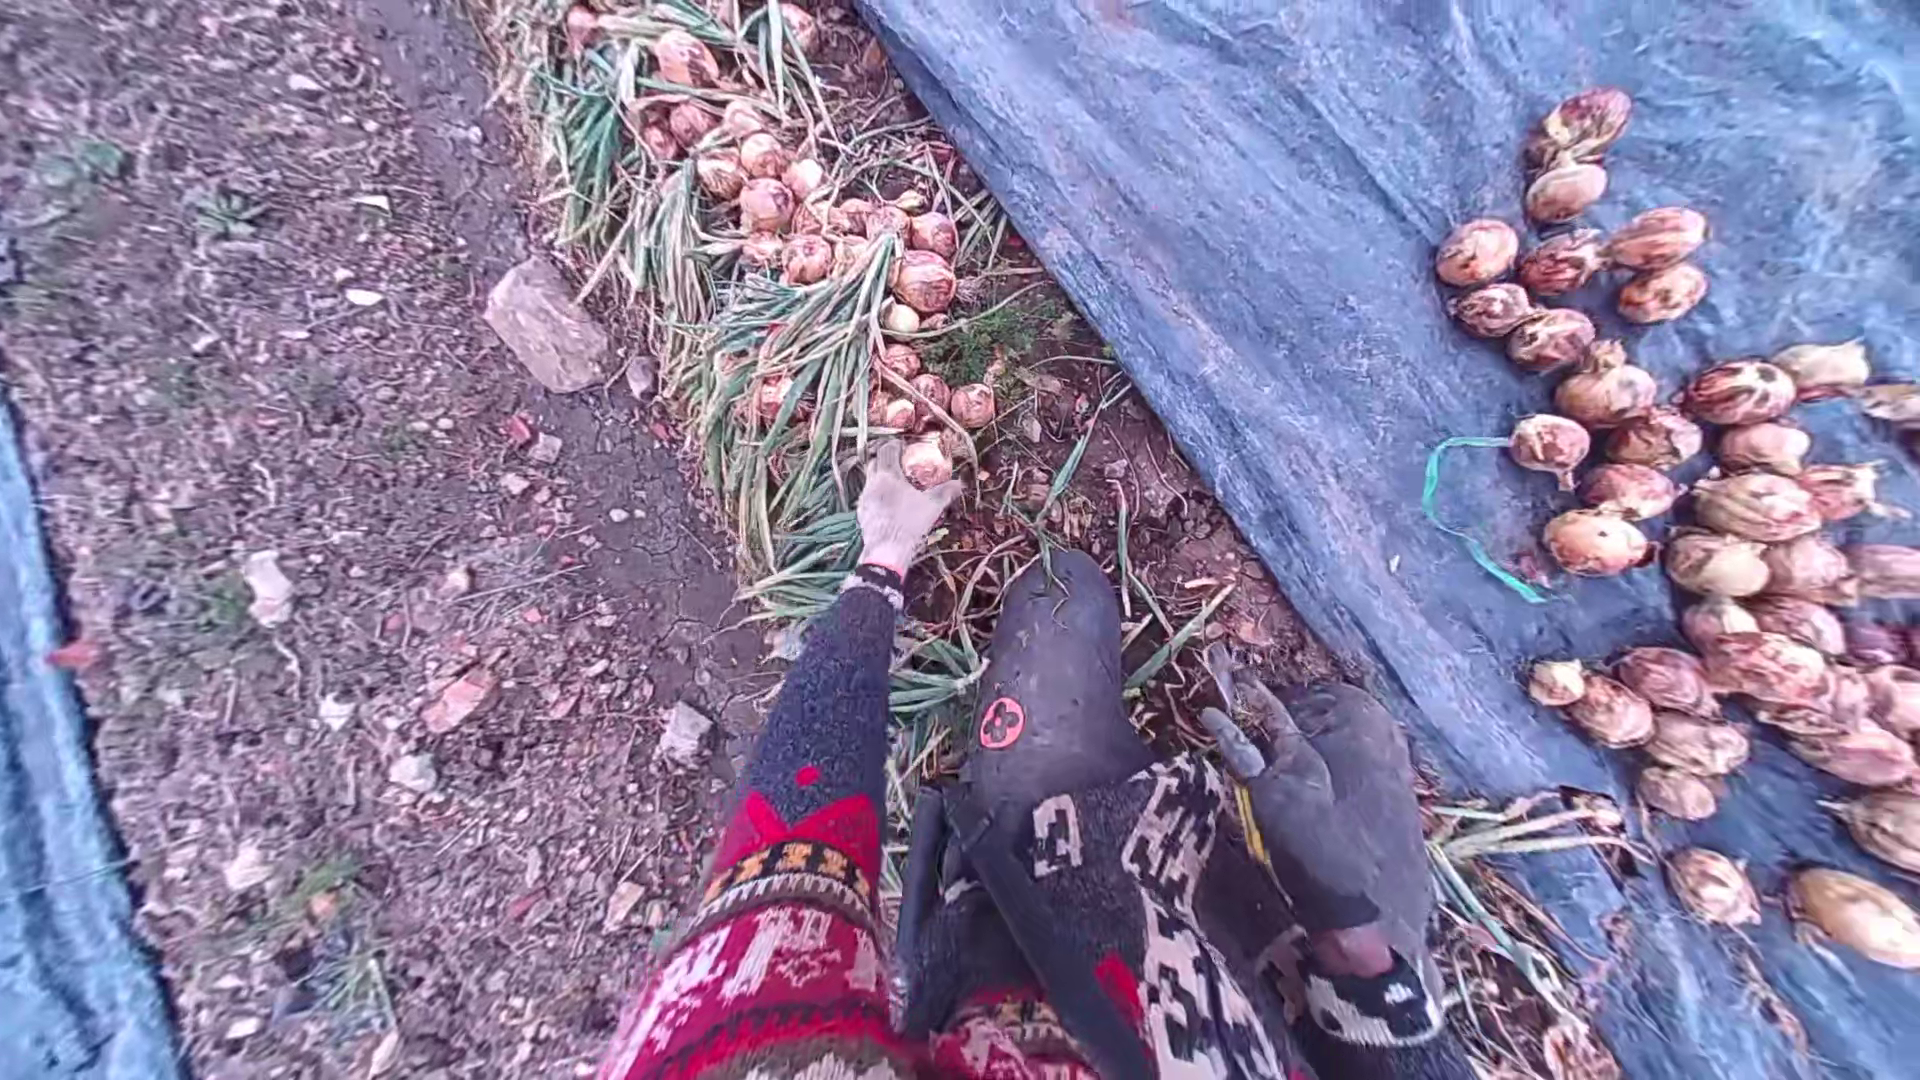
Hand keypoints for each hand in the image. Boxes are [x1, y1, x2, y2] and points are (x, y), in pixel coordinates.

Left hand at [857, 441, 961, 574]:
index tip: (905, 448)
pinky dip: (878, 494)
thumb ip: (945, 492)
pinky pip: (869, 496)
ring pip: (870, 480)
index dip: (895, 445)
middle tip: (901, 464)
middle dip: (886, 459)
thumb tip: (960, 483)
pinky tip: (889, 504)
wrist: (887, 550)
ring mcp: (864, 498)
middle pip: (875, 462)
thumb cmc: (909, 524)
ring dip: (881, 477)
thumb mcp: (932, 506)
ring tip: (897, 484)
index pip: (886, 450)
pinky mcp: (862, 513)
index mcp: (887, 475)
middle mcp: (872, 483)